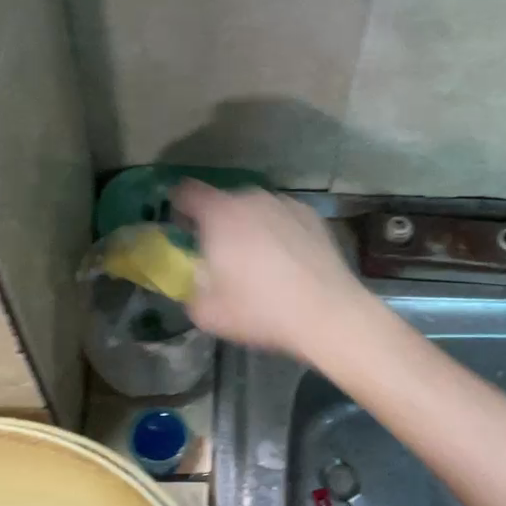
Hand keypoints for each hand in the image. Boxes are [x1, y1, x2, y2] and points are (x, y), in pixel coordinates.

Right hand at [170, 181, 368, 360]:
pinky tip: (288, 260)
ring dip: (251, 226)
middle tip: (223, 255)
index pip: (186, 192)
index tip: (183, 228)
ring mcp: (285, 204)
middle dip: (219, 223)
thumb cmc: (260, 311)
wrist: (326, 313)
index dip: (180, 208)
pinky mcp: (312, 216)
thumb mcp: (208, 313)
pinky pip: (284, 218)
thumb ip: (191, 290)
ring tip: (260, 260)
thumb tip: (196, 281)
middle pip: (224, 202)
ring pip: (257, 209)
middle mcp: (251, 198)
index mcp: (218, 215)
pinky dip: (280, 231)